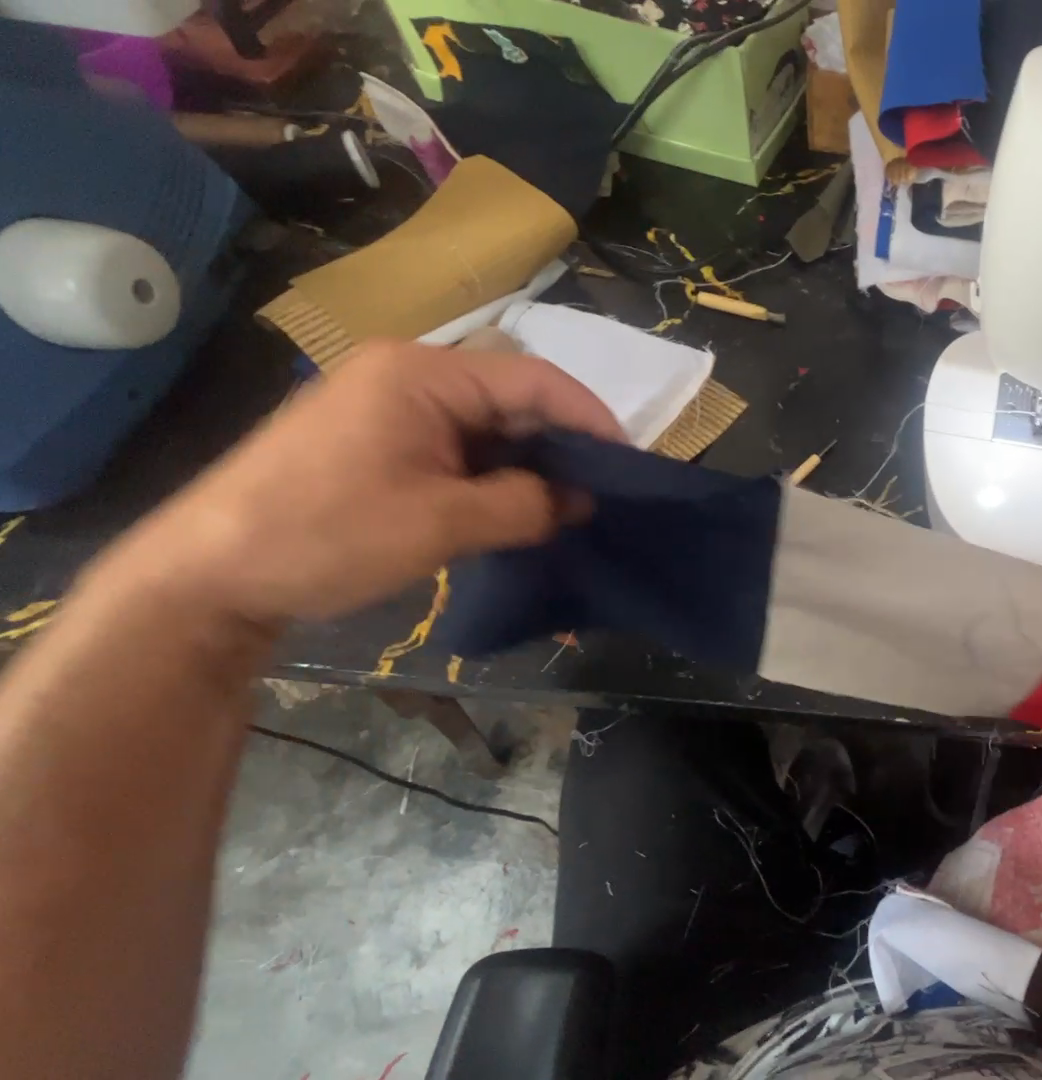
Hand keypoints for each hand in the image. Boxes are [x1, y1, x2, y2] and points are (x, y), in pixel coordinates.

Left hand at [89, 338, 624, 626]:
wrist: (203, 577)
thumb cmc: (325, 536)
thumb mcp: (442, 523)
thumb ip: (526, 505)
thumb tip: (580, 499)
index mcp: (421, 375)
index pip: (534, 380)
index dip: (591, 419)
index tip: (630, 466)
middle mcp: (406, 376)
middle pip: (513, 397)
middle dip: (562, 444)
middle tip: (602, 492)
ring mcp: (387, 406)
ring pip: (488, 424)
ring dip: (529, 463)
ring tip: (566, 505)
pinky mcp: (377, 439)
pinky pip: (458, 444)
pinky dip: (494, 473)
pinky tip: (514, 507)